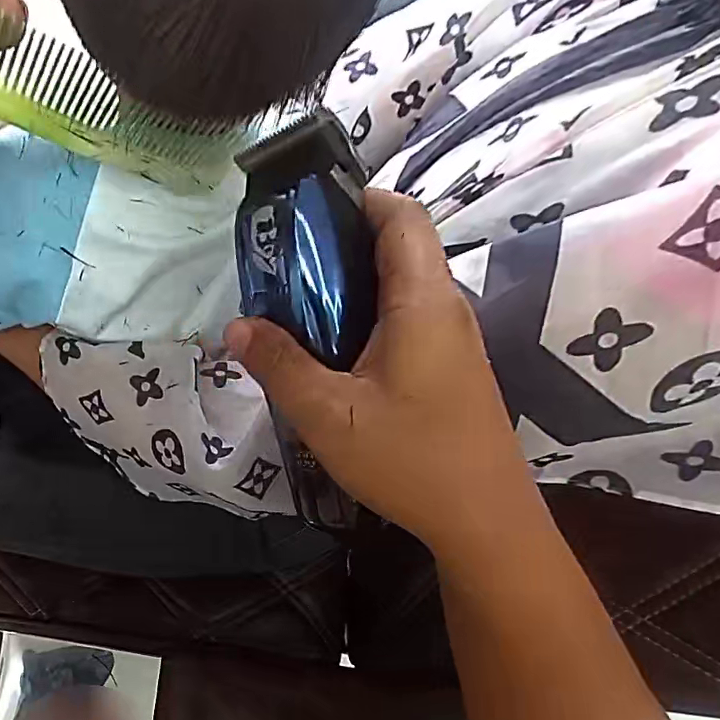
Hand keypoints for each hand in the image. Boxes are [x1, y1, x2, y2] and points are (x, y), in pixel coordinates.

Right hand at [225, 191, 536, 551]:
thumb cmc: (409, 460)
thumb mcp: (329, 416)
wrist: (482, 519)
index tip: (306, 216)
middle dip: (342, 246)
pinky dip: (369, 321)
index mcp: (422, 302)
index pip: (401, 216)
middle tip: (286, 271)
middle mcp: (446, 308)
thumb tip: (237, 327)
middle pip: (400, 248)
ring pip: (403, 289)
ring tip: (300, 312)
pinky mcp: (452, 370)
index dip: (358, 199)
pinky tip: (336, 357)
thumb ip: (281, 366)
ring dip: (353, 289)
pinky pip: (409, 323)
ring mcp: (454, 341)